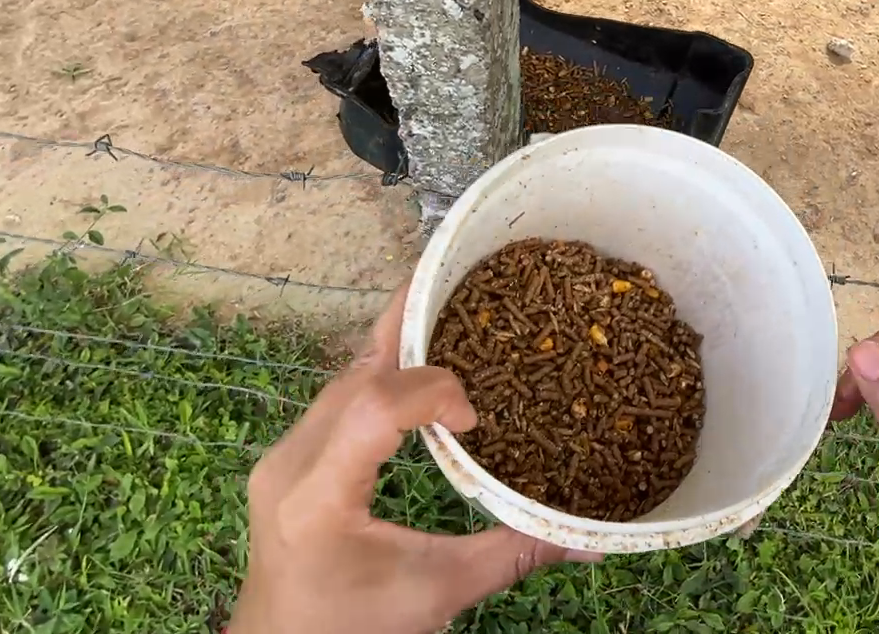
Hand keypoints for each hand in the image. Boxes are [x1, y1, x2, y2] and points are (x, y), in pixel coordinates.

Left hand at [229, 286, 601, 633]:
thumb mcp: (437, 595)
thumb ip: (513, 556)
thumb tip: (593, 543)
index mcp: (318, 494)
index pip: (375, 406)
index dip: (432, 392)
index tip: (472, 422)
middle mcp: (292, 459)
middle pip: (358, 373)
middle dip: (413, 326)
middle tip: (464, 284)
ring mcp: (285, 453)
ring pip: (347, 374)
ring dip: (400, 342)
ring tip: (448, 306)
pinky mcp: (293, 454)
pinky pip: (342, 391)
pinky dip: (385, 367)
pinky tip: (419, 357)